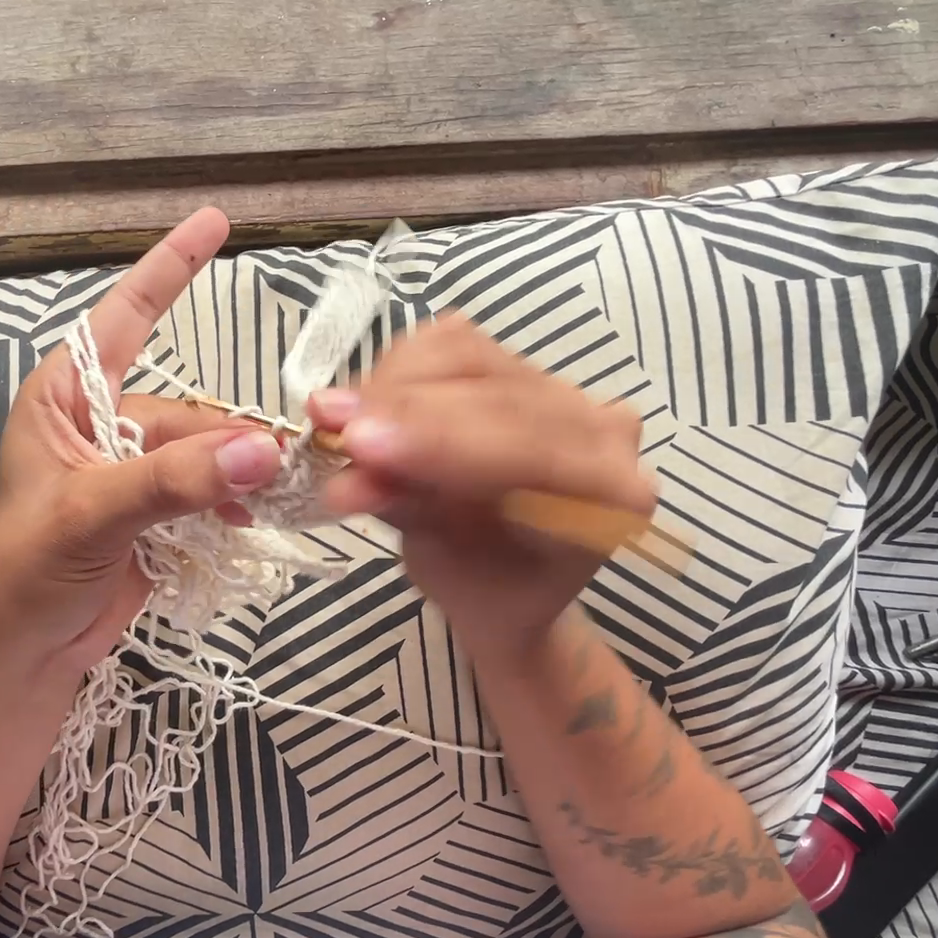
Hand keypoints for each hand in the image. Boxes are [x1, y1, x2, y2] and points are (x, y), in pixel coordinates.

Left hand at [0, 208, 283, 679]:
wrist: (25, 651)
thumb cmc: (26, 572)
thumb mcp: (89, 515)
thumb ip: (171, 481)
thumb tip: (261, 450)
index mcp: (63, 399)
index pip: (121, 319)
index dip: (169, 268)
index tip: (215, 220)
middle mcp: (99, 424)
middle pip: (184, 409)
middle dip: (227, 438)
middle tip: (278, 469)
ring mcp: (130, 469)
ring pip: (205, 453)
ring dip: (237, 474)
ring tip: (270, 500)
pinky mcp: (153, 511)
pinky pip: (208, 490)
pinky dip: (232, 502)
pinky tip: (250, 521)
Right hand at [306, 316, 653, 649]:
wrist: (506, 578)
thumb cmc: (485, 591)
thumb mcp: (445, 569)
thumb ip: (408, 511)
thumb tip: (342, 480)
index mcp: (610, 496)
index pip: (529, 447)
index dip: (439, 438)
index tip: (361, 442)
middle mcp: (600, 429)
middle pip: (496, 391)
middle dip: (403, 407)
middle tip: (327, 421)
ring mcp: (559, 389)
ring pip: (466, 355)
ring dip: (390, 384)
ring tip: (332, 416)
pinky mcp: (514, 367)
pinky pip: (448, 346)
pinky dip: (395, 371)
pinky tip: (366, 405)